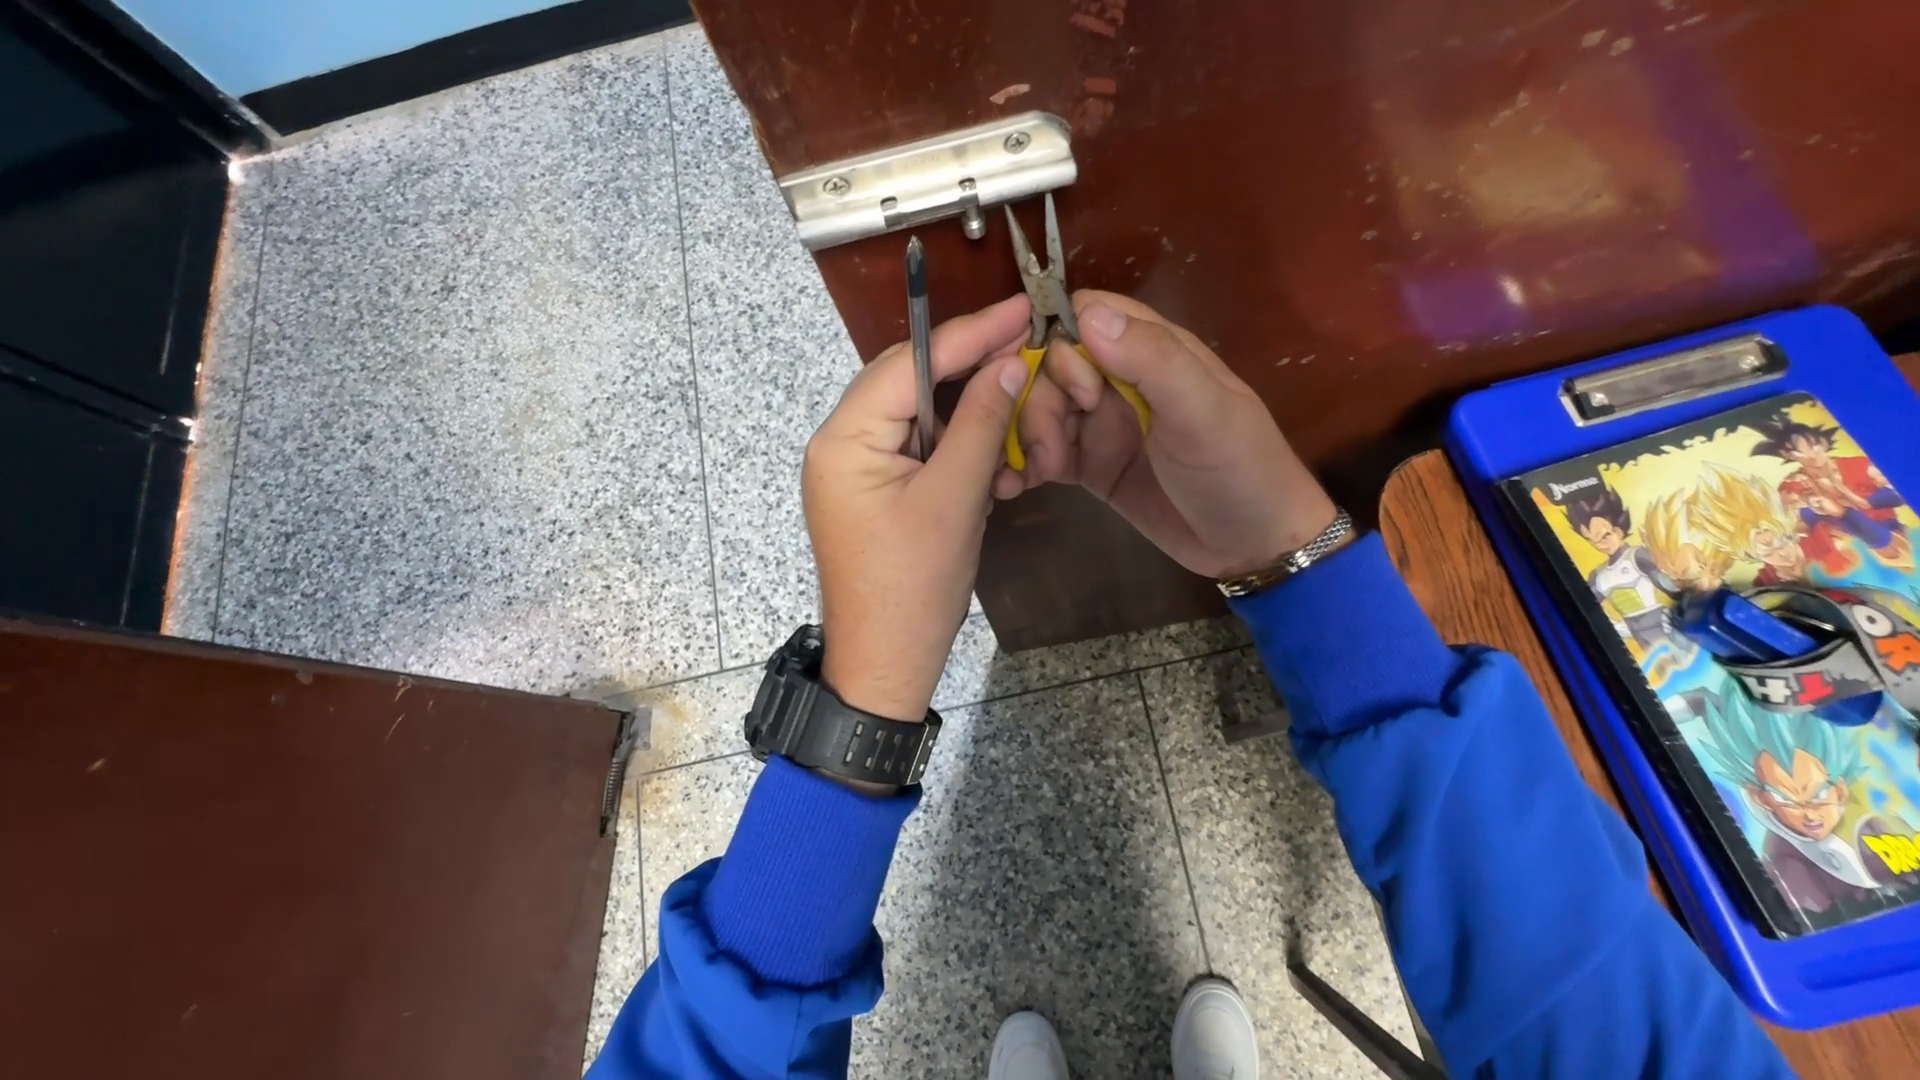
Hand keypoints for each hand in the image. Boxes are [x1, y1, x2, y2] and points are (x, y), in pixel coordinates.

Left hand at [804, 294, 1033, 721]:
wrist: (885, 664)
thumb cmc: (913, 588)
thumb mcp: (954, 499)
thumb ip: (981, 424)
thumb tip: (1011, 363)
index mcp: (844, 439)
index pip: (910, 362)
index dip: (971, 332)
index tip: (1022, 309)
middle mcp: (841, 443)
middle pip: (912, 382)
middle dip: (973, 369)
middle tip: (1029, 347)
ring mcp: (857, 469)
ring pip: (922, 416)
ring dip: (973, 417)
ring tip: (1022, 408)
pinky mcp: (877, 491)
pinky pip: (921, 450)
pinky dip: (961, 449)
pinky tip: (1000, 461)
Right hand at [1006, 290, 1339, 578]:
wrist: (1254, 547)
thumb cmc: (1240, 470)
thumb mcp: (1205, 414)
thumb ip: (1152, 361)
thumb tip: (1088, 315)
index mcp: (1152, 351)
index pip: (1085, 316)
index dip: (1062, 344)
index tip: (1077, 394)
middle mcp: (1120, 380)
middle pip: (1050, 364)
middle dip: (1037, 401)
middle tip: (1051, 449)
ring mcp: (1102, 424)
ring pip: (1039, 407)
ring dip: (1027, 435)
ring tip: (1041, 473)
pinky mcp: (1090, 465)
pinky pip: (1043, 451)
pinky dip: (1022, 463)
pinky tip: (1012, 485)